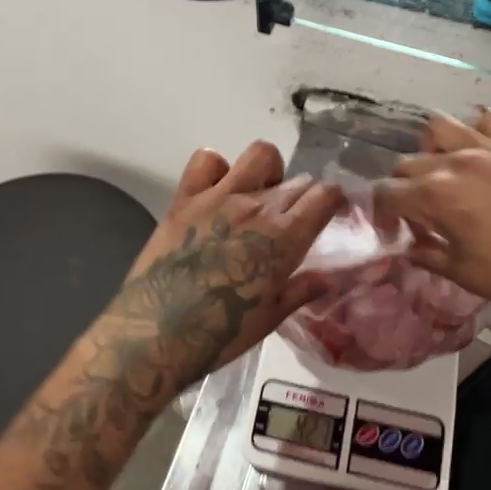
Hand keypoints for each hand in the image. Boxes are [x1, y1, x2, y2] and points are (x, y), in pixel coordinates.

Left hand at [104, 142, 344, 397]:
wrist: (156, 333)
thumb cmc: (220, 334)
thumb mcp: (271, 319)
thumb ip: (302, 290)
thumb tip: (330, 277)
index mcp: (284, 239)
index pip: (324, 197)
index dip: (334, 199)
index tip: (330, 210)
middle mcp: (257, 208)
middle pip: (296, 181)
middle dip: (302, 195)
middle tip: (291, 218)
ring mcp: (220, 197)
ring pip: (260, 155)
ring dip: (268, 170)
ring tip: (258, 193)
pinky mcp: (185, 197)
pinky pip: (206, 160)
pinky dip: (216, 167)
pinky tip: (216, 189)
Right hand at [372, 110, 490, 330]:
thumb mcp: (467, 275)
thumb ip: (430, 255)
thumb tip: (412, 246)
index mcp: (437, 194)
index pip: (387, 193)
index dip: (381, 215)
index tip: (393, 234)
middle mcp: (458, 162)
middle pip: (409, 162)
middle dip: (404, 189)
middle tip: (422, 219)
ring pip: (440, 128)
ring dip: (431, 150)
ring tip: (445, 177)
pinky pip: (489, 122)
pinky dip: (477, 131)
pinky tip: (483, 155)